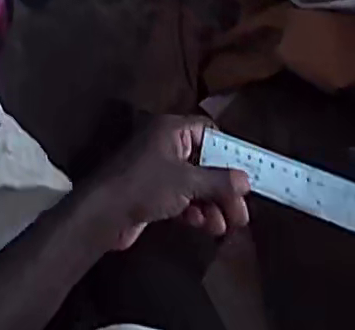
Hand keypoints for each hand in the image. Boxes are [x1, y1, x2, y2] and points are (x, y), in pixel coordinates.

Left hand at [76, 115, 250, 250]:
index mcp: (171, 130)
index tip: (247, 174)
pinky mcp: (154, 191)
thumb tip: (244, 178)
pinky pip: (183, 197)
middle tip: (241, 214)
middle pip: (204, 161)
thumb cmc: (146, 184)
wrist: (107, 210)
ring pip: (195, 183)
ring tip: (224, 225)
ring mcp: (159, 168)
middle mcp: (165, 144)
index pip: (207, 131)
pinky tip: (205, 225)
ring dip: (212, 203)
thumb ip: (217, 180)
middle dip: (223, 187)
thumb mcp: (186, 182)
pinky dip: (195, 210)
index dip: (227, 150)